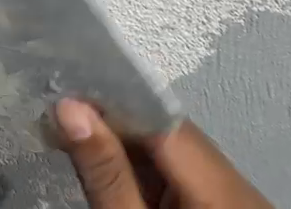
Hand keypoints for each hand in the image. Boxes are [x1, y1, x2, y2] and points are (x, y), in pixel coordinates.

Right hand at [54, 99, 272, 208]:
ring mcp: (234, 198)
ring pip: (168, 151)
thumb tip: (68, 105)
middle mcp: (236, 183)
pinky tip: (105, 171)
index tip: (61, 93)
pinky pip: (177, 177)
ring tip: (70, 136)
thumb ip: (106, 173)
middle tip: (55, 116)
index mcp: (222, 186)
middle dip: (112, 121)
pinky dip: (141, 171)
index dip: (111, 98)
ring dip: (122, 145)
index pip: (160, 116)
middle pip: (165, 132)